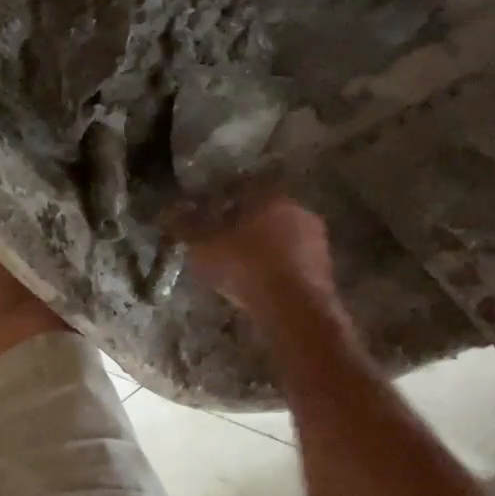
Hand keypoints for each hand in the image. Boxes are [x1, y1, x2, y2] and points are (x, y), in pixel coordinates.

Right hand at [178, 195, 336, 316]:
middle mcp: (296, 209)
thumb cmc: (243, 265)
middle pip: (261, 211)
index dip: (218, 202)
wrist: (293, 306)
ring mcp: (315, 237)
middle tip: (218, 241)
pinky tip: (257, 280)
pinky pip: (290, 257)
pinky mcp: (324, 265)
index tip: (203, 217)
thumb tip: (170, 207)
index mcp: (268, 196)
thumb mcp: (201, 244)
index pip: (239, 188)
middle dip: (241, 224)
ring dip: (259, 245)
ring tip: (236, 264)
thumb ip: (185, 224)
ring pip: (278, 235)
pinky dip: (274, 264)